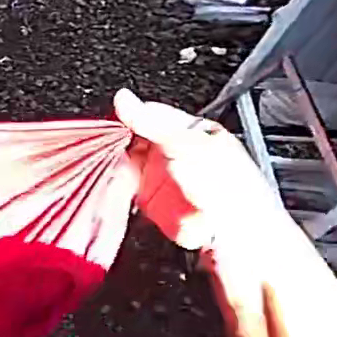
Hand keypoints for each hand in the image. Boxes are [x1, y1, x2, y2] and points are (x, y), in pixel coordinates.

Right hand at [113, 88, 288, 255]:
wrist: (234, 236)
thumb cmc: (230, 188)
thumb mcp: (186, 144)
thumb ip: (150, 123)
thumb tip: (123, 99)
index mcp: (190, 130)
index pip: (149, 114)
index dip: (128, 116)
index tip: (110, 119)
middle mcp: (173, 151)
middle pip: (131, 138)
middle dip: (116, 140)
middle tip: (103, 143)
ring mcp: (160, 176)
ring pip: (124, 161)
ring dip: (113, 161)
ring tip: (103, 162)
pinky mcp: (148, 199)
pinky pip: (122, 185)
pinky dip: (113, 183)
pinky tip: (110, 180)